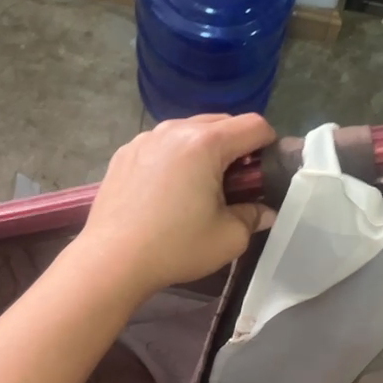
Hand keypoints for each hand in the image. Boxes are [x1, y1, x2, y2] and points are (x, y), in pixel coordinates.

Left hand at [71, 113, 276, 298]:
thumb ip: (254, 217)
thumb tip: (264, 211)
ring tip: (199, 187)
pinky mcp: (124, 154)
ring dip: (204, 150)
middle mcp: (174, 130)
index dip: (269, 145)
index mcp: (205, 143)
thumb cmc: (176, 247)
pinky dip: (174, 158)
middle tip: (235, 185)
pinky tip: (167, 192)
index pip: (254, 125)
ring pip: (188, 132)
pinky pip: (161, 145)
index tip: (264, 173)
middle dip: (236, 147)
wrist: (112, 260)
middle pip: (221, 123)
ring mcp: (144, 138)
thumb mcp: (229, 238)